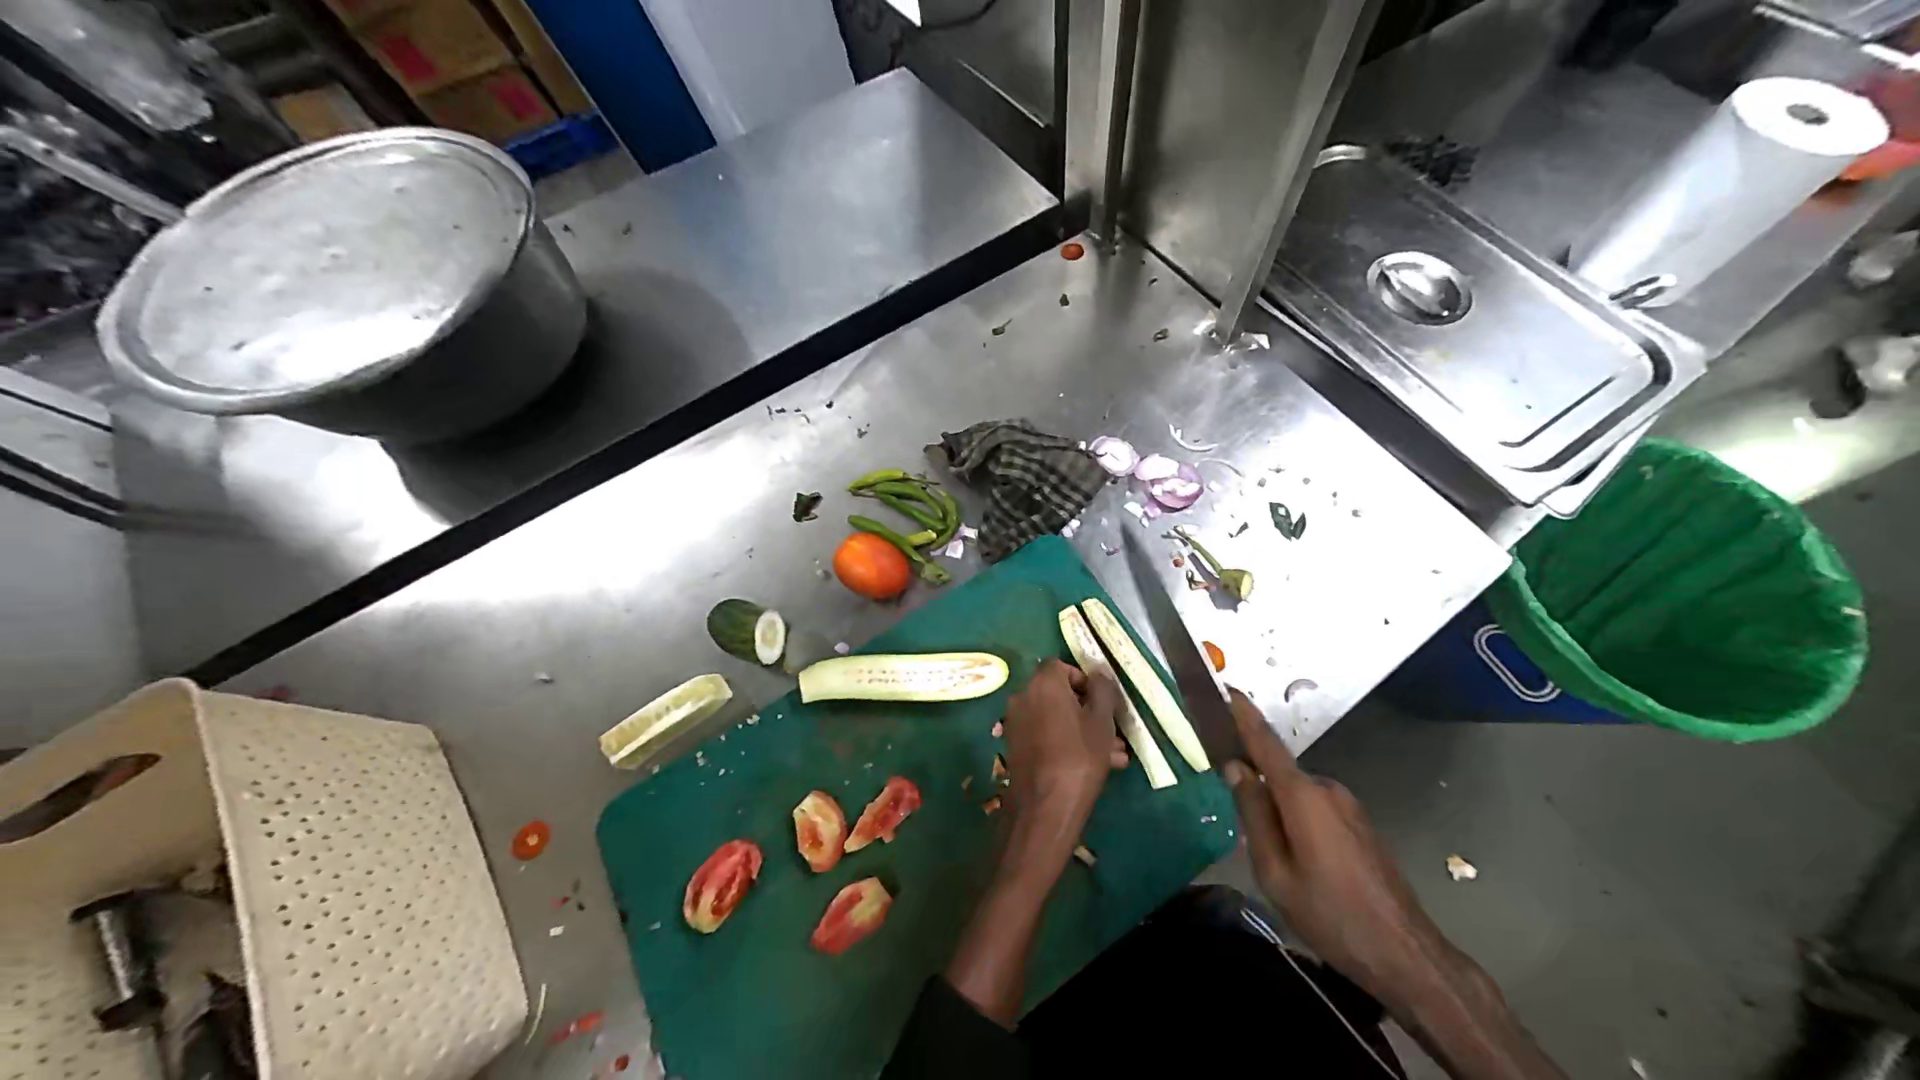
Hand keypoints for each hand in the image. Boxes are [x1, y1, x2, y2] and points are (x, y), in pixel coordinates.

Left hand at [1001, 658, 1128, 836]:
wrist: (1045, 806)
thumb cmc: (1079, 756)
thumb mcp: (1102, 721)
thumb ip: (1102, 690)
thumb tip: (1098, 674)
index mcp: (1043, 684)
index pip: (1062, 666)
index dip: (1084, 680)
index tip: (1102, 701)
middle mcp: (1023, 696)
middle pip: (1059, 694)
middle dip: (1088, 710)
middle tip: (1113, 731)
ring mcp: (1016, 722)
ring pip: (1056, 718)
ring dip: (1083, 730)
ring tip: (1114, 755)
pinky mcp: (1015, 745)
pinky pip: (1045, 734)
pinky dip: (1066, 742)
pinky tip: (1095, 765)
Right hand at [1221, 689, 1468, 1008]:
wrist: (1406, 955)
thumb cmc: (1331, 914)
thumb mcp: (1274, 871)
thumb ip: (1253, 814)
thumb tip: (1236, 769)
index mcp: (1303, 796)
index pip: (1266, 744)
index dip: (1244, 716)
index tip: (1226, 689)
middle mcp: (1327, 790)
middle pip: (1278, 775)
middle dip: (1256, 789)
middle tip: (1246, 835)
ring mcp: (1348, 806)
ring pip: (1296, 795)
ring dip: (1279, 813)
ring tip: (1277, 863)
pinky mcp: (1360, 823)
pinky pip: (1315, 808)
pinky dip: (1298, 821)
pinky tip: (1302, 865)